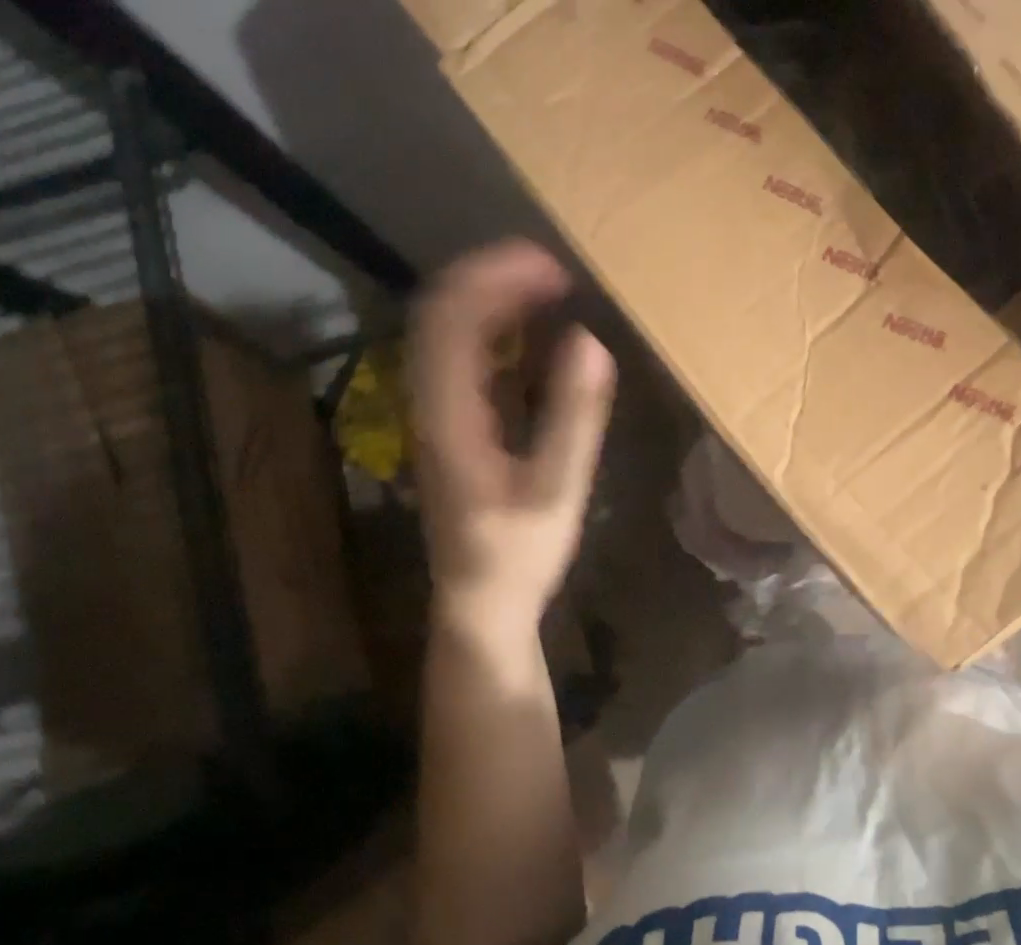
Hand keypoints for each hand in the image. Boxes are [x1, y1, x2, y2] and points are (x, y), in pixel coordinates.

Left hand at [411, 241, 614, 629]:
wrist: (480, 602)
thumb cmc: (517, 555)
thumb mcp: (555, 490)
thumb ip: (573, 416)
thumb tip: (590, 342)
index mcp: (449, 414)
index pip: (452, 318)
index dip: (495, 278)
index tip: (552, 266)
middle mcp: (430, 404)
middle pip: (444, 313)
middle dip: (494, 278)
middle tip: (555, 270)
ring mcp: (436, 415)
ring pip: (449, 334)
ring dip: (493, 302)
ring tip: (548, 290)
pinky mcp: (452, 428)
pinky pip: (464, 360)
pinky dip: (496, 335)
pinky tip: (534, 337)